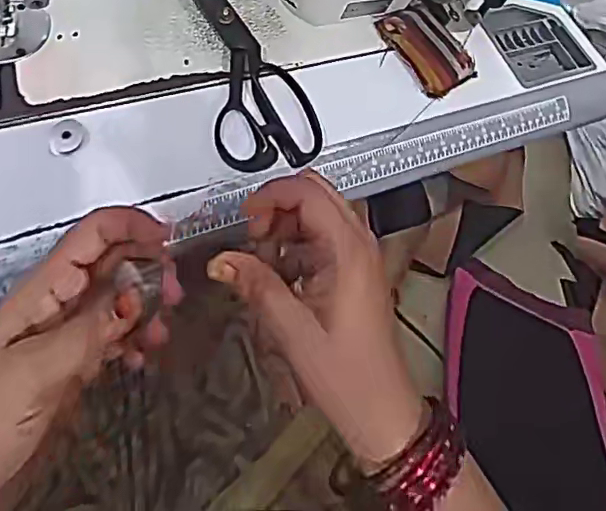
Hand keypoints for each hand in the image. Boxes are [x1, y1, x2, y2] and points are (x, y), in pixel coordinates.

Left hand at [0, 207, 181, 510]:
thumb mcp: (34, 374)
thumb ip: (87, 331)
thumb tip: (134, 295)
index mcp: (40, 292)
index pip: (91, 236)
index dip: (130, 226)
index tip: (167, 238)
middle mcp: (55, 305)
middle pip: (110, 262)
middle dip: (147, 266)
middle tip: (172, 293)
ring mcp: (62, 336)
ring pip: (116, 299)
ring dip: (145, 306)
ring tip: (160, 331)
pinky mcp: (68, 366)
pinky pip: (111, 336)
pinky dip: (133, 339)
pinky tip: (141, 355)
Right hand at [208, 171, 425, 469]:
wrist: (382, 412)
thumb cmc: (351, 378)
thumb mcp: (293, 332)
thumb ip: (257, 287)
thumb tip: (223, 261)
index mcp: (349, 250)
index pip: (308, 192)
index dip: (271, 195)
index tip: (247, 215)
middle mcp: (359, 243)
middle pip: (315, 192)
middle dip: (277, 204)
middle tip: (253, 232)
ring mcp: (359, 254)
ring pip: (318, 209)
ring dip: (285, 222)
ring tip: (263, 255)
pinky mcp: (354, 268)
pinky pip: (321, 233)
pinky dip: (295, 240)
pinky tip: (280, 271)